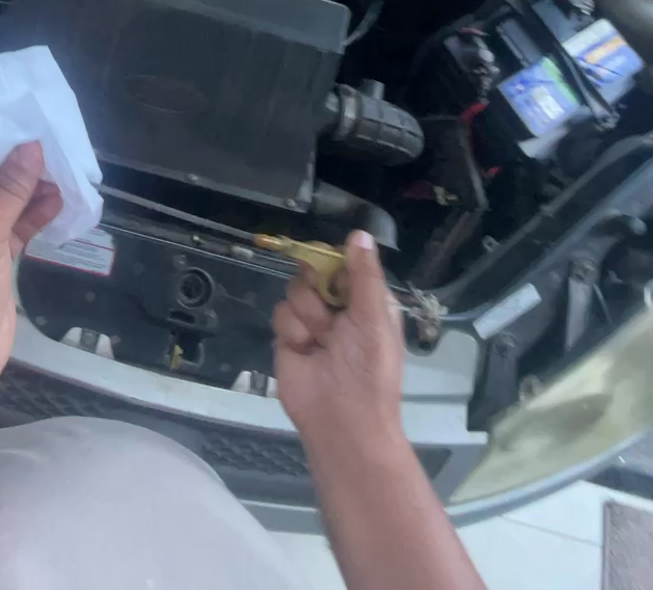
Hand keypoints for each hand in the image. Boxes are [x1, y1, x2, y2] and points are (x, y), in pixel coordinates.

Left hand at [0, 143, 62, 398]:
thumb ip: (9, 189)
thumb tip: (32, 148)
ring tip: (63, 172)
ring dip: (29, 192)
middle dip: (16, 168)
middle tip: (51, 145)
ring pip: (0, 204)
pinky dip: (31, 216)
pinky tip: (58, 202)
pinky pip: (10, 227)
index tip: (23, 125)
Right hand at [273, 230, 406, 449]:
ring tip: (320, 341)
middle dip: (317, 292)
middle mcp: (338, 308)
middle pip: (313, 272)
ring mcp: (311, 322)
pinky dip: (291, 331)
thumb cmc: (367, 368)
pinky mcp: (288, 336)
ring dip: (307, 315)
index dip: (335, 262)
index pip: (345, 263)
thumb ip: (364, 275)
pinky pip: (279, 312)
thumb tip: (360, 234)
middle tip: (330, 312)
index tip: (330, 269)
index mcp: (366, 301)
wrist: (340, 418)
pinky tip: (304, 350)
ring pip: (294, 290)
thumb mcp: (373, 318)